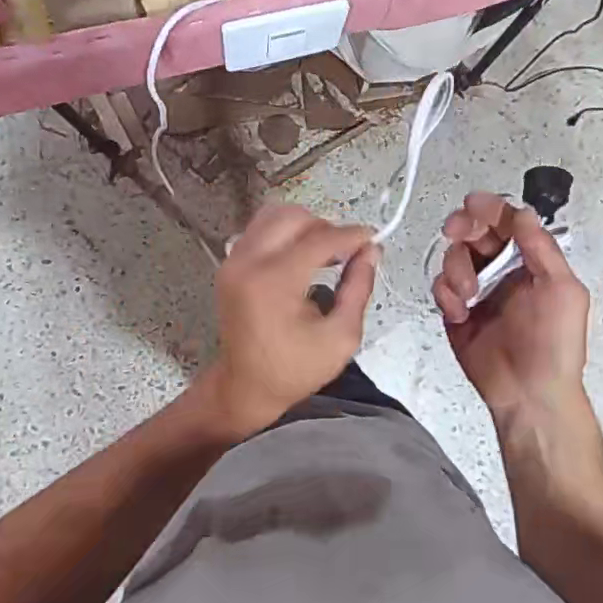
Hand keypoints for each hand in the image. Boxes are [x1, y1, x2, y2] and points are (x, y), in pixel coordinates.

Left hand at [194, 204, 378, 436]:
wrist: (245, 387)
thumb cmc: (294, 370)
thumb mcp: (341, 337)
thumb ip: (358, 288)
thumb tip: (371, 251)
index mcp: (272, 283)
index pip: (319, 239)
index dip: (351, 236)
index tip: (373, 239)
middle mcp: (247, 263)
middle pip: (294, 217)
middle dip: (326, 228)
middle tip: (347, 252)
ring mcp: (233, 261)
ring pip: (274, 215)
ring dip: (304, 226)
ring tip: (324, 253)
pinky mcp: (230, 264)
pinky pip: (260, 229)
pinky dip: (285, 233)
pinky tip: (302, 257)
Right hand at [431, 193, 589, 417]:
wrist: (529, 393)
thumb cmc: (555, 344)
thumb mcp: (563, 290)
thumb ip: (541, 248)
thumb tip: (522, 213)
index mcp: (530, 262)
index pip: (508, 223)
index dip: (490, 209)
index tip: (473, 204)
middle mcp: (502, 270)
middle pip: (475, 233)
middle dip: (463, 227)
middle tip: (455, 231)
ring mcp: (477, 290)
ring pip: (454, 257)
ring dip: (456, 269)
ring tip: (469, 296)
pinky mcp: (455, 312)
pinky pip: (441, 288)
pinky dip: (446, 295)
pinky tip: (460, 313)